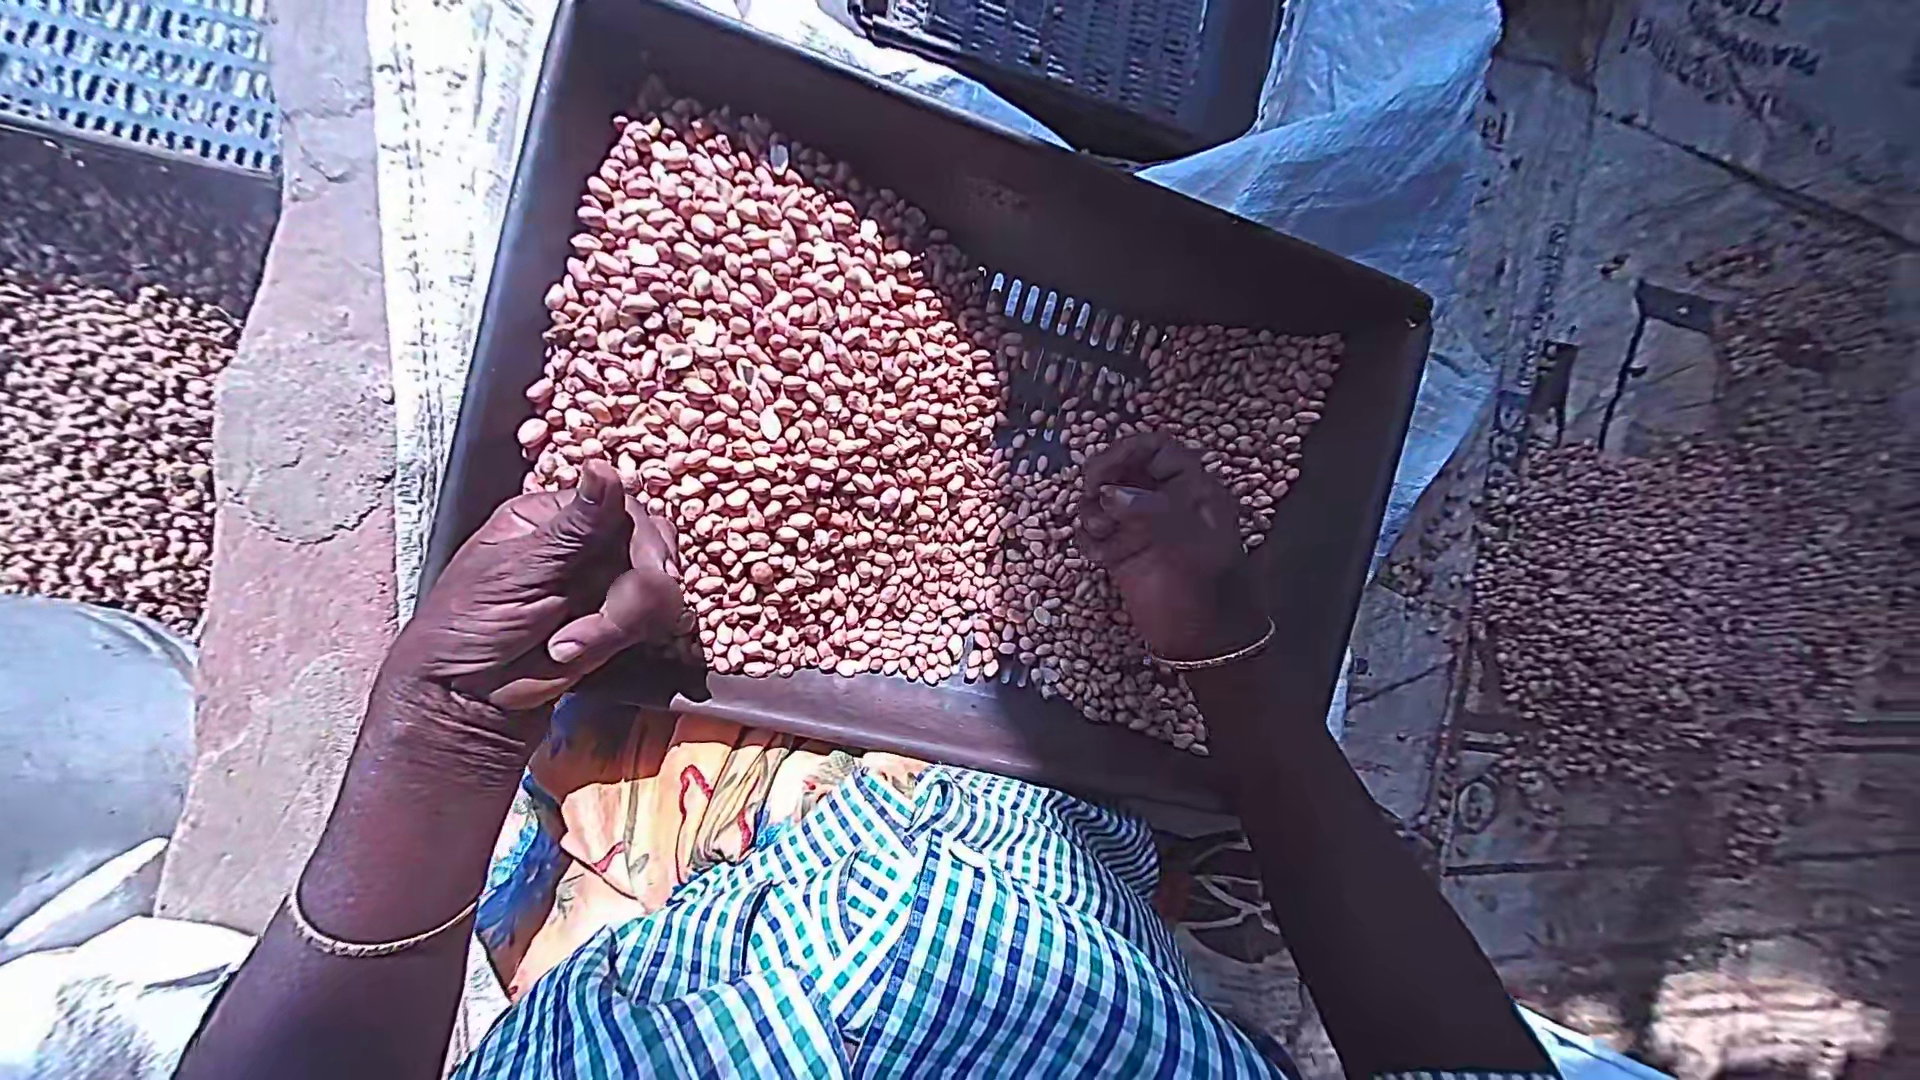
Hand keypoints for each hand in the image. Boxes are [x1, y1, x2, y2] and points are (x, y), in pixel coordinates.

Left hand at [376, 459, 688, 752]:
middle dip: (634, 590)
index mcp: (557, 517)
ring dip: (624, 619)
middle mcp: (589, 542)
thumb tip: (604, 468)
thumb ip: (574, 525)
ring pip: (661, 584)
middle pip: (654, 546)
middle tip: (604, 622)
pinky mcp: (622, 615)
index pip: (627, 508)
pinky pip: (658, 614)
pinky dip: (627, 636)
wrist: (467, 700)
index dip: (644, 541)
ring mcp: (608, 579)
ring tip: (572, 642)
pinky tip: (582, 649)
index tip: (652, 572)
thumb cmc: (468, 626)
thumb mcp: (517, 570)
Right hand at [1076, 432, 1267, 660]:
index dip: (1124, 452)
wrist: (1203, 646)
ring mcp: (1140, 527)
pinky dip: (1088, 539)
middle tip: (1090, 498)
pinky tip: (1101, 558)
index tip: (1097, 473)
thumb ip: (1153, 512)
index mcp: (1191, 490)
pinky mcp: (1121, 551)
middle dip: (1099, 480)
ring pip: (1101, 499)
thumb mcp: (1191, 548)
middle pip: (1120, 469)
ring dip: (1090, 511)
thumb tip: (1108, 493)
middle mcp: (1162, 502)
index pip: (1154, 448)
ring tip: (1099, 533)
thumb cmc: (1208, 594)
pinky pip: (1093, 531)